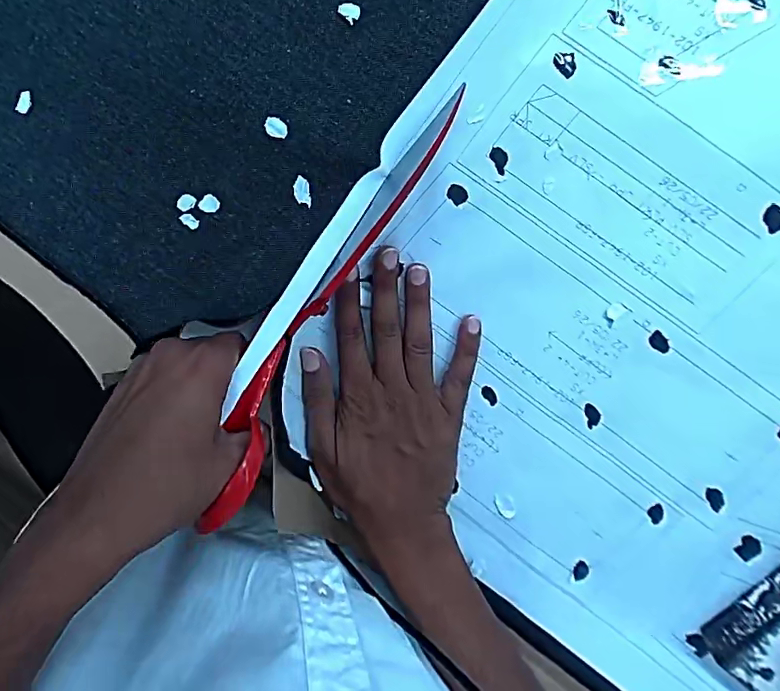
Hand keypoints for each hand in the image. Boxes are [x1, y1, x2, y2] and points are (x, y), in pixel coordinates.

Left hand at [44, 331, 250, 558]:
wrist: (98, 510)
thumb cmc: (156, 488)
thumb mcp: (226, 465)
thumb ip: (249, 432)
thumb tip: (251, 423)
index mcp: (200, 366)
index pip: (241, 341)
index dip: (255, 364)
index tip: (260, 381)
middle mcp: (169, 357)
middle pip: (211, 354)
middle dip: (225, 382)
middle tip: (230, 421)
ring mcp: (142, 369)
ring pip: (184, 368)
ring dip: (196, 391)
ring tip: (196, 437)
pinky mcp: (124, 385)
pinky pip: (160, 380)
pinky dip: (171, 399)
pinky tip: (170, 439)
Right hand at [300, 247, 480, 548]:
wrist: (404, 523)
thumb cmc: (357, 485)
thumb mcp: (321, 448)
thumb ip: (315, 399)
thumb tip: (309, 353)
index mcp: (358, 396)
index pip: (351, 339)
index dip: (348, 304)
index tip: (348, 274)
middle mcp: (391, 390)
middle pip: (385, 330)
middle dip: (386, 290)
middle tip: (389, 256)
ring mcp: (423, 400)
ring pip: (418, 343)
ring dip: (418, 305)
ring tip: (419, 271)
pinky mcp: (448, 414)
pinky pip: (458, 377)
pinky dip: (465, 349)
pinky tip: (470, 321)